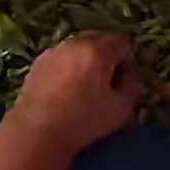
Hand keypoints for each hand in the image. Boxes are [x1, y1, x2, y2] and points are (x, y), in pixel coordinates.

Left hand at [4, 32, 143, 155]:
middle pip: (97, 39)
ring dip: (86, 58)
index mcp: (95, 51)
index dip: (127, 58)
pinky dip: (68, 64)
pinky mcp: (36, 62)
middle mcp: (71, 44)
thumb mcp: (121, 108)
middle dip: (107, 54)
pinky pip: (60, 56)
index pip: (120, 41)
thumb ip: (133, 85)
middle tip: (107, 78)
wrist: (37, 130)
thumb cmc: (83, 120)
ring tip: (86, 83)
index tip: (123, 77)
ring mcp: (51, 52)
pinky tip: (66, 85)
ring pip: (76, 46)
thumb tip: (128, 74)